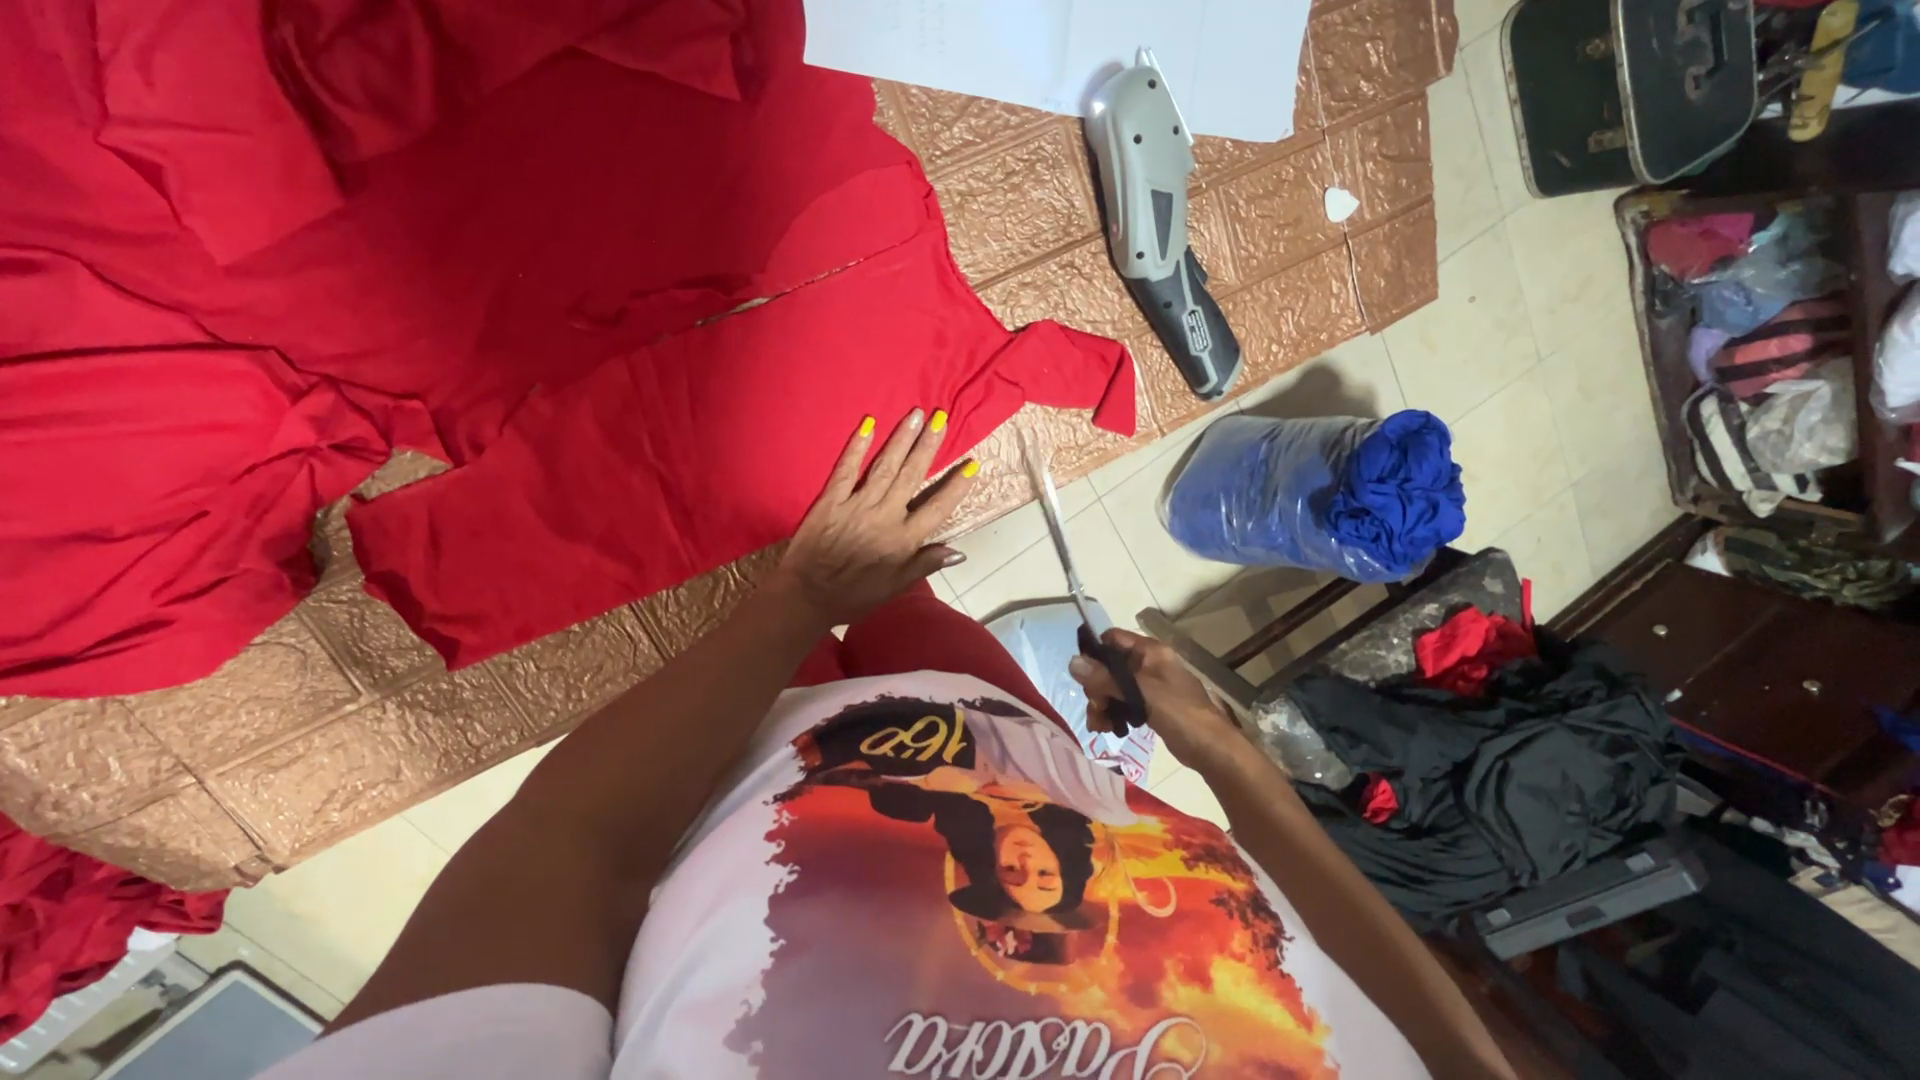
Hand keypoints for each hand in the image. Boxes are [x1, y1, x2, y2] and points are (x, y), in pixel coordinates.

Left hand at [770, 410, 976, 626]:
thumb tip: (958, 552)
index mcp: (903, 540)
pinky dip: (857, 447)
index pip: (937, 508)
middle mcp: (885, 517)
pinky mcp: (831, 500)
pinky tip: (868, 425)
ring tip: (915, 414)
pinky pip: (846, 469)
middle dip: (928, 446)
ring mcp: (857, 505)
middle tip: (941, 418)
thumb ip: (924, 565)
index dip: (956, 487)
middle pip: (912, 475)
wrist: (806, 597)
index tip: (972, 465)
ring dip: (902, 439)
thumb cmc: (853, 596)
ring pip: (885, 466)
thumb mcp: (894, 588)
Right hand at [1069, 628, 1244, 769]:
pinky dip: (1113, 713)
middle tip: (1097, 708)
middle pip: (1109, 666)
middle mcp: (1148, 664)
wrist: (1210, 747)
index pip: (1112, 639)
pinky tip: (1108, 729)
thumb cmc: (1179, 712)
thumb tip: (1072, 662)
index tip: (1084, 676)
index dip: (1095, 653)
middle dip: (1097, 688)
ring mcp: (1149, 686)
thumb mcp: (1139, 693)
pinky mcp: (1150, 706)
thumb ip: (1105, 678)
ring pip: (1113, 687)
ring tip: (1100, 726)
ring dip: (1102, 704)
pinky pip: (1123, 703)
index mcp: (1150, 651)